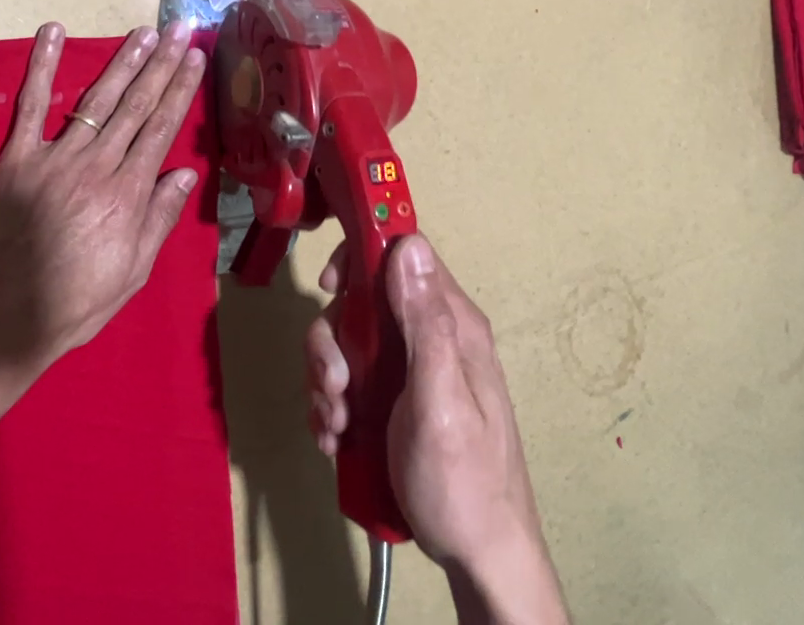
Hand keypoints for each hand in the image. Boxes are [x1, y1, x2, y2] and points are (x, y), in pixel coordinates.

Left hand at [0, 20, 207, 368]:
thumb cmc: (70, 306)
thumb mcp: (130, 274)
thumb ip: (157, 221)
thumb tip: (185, 175)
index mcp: (127, 196)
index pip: (160, 131)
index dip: (179, 91)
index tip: (194, 59)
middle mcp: (95, 167)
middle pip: (134, 107)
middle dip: (160, 65)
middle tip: (179, 29)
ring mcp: (52, 159)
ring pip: (95, 100)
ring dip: (121, 62)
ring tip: (142, 33)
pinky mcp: (13, 160)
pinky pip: (29, 105)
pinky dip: (42, 67)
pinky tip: (54, 33)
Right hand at [306, 236, 566, 623]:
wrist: (477, 558)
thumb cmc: (463, 483)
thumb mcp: (441, 401)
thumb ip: (425, 324)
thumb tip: (408, 244)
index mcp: (452, 325)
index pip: (402, 254)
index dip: (360, 260)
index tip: (330, 288)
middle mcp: (429, 338)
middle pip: (360, 303)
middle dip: (332, 343)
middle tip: (336, 388)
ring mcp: (409, 371)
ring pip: (344, 344)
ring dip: (326, 381)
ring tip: (338, 427)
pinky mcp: (391, 401)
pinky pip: (344, 381)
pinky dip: (330, 405)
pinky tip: (337, 439)